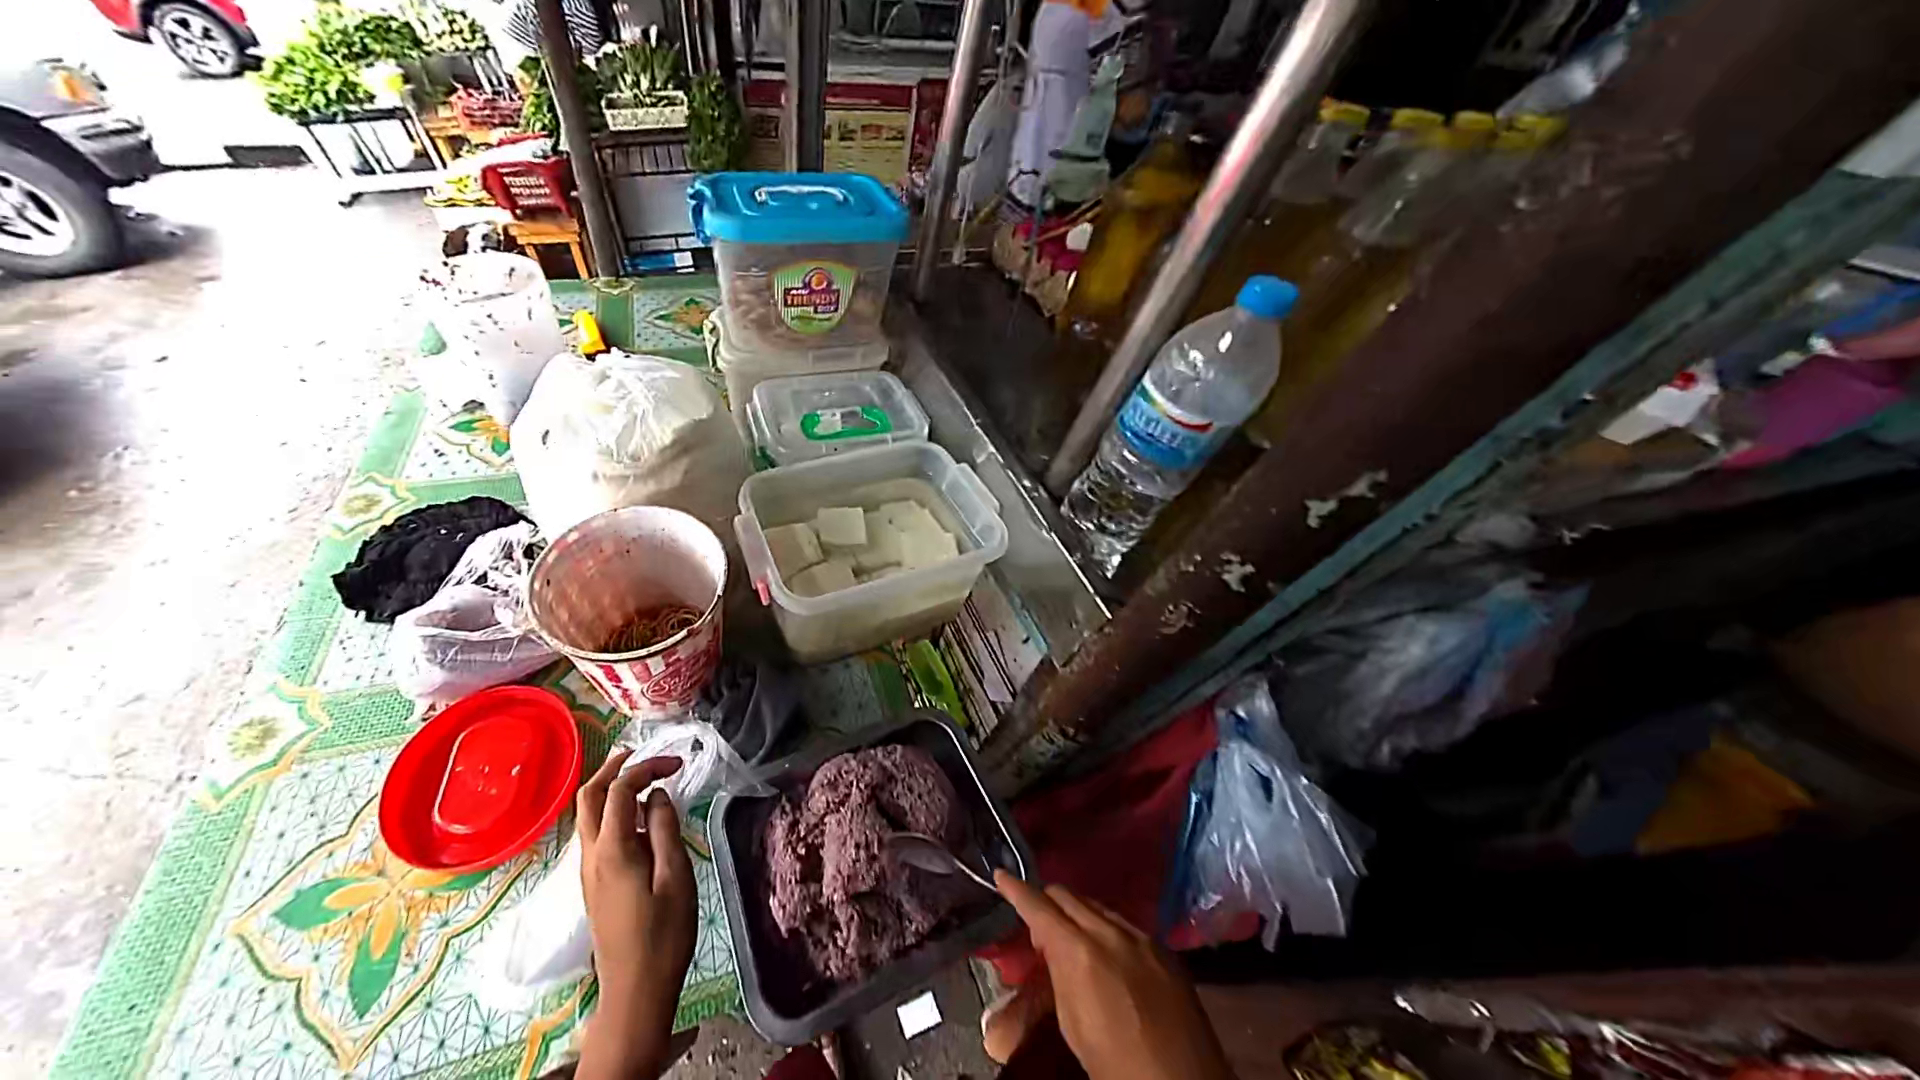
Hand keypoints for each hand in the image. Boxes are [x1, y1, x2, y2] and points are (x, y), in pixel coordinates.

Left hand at [575, 750, 697, 1079]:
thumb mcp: (676, 876)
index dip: (646, 767)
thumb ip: (666, 829)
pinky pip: (595, 833)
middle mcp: (591, 855)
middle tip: (641, 753)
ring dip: (609, 788)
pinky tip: (640, 817)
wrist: (635, 989)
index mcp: (613, 850)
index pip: (621, 790)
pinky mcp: (594, 884)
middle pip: (589, 797)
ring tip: (640, 776)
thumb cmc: (663, 933)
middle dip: (612, 768)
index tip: (677, 763)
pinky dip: (612, 810)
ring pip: (587, 815)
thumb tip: (658, 795)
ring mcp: (588, 871)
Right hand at [992, 871, 1233, 1079]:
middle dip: (1046, 902)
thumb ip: (1057, 977)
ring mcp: (1141, 936)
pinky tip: (1107, 953)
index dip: (1016, 890)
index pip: (1039, 906)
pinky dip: (1105, 928)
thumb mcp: (1072, 1024)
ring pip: (1097, 906)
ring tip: (1070, 940)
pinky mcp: (1164, 948)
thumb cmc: (1116, 1063)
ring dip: (1077, 914)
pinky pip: (1125, 923)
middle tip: (1037, 927)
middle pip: (1067, 896)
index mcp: (1079, 951)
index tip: (1001, 875)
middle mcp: (1110, 932)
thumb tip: (1048, 951)